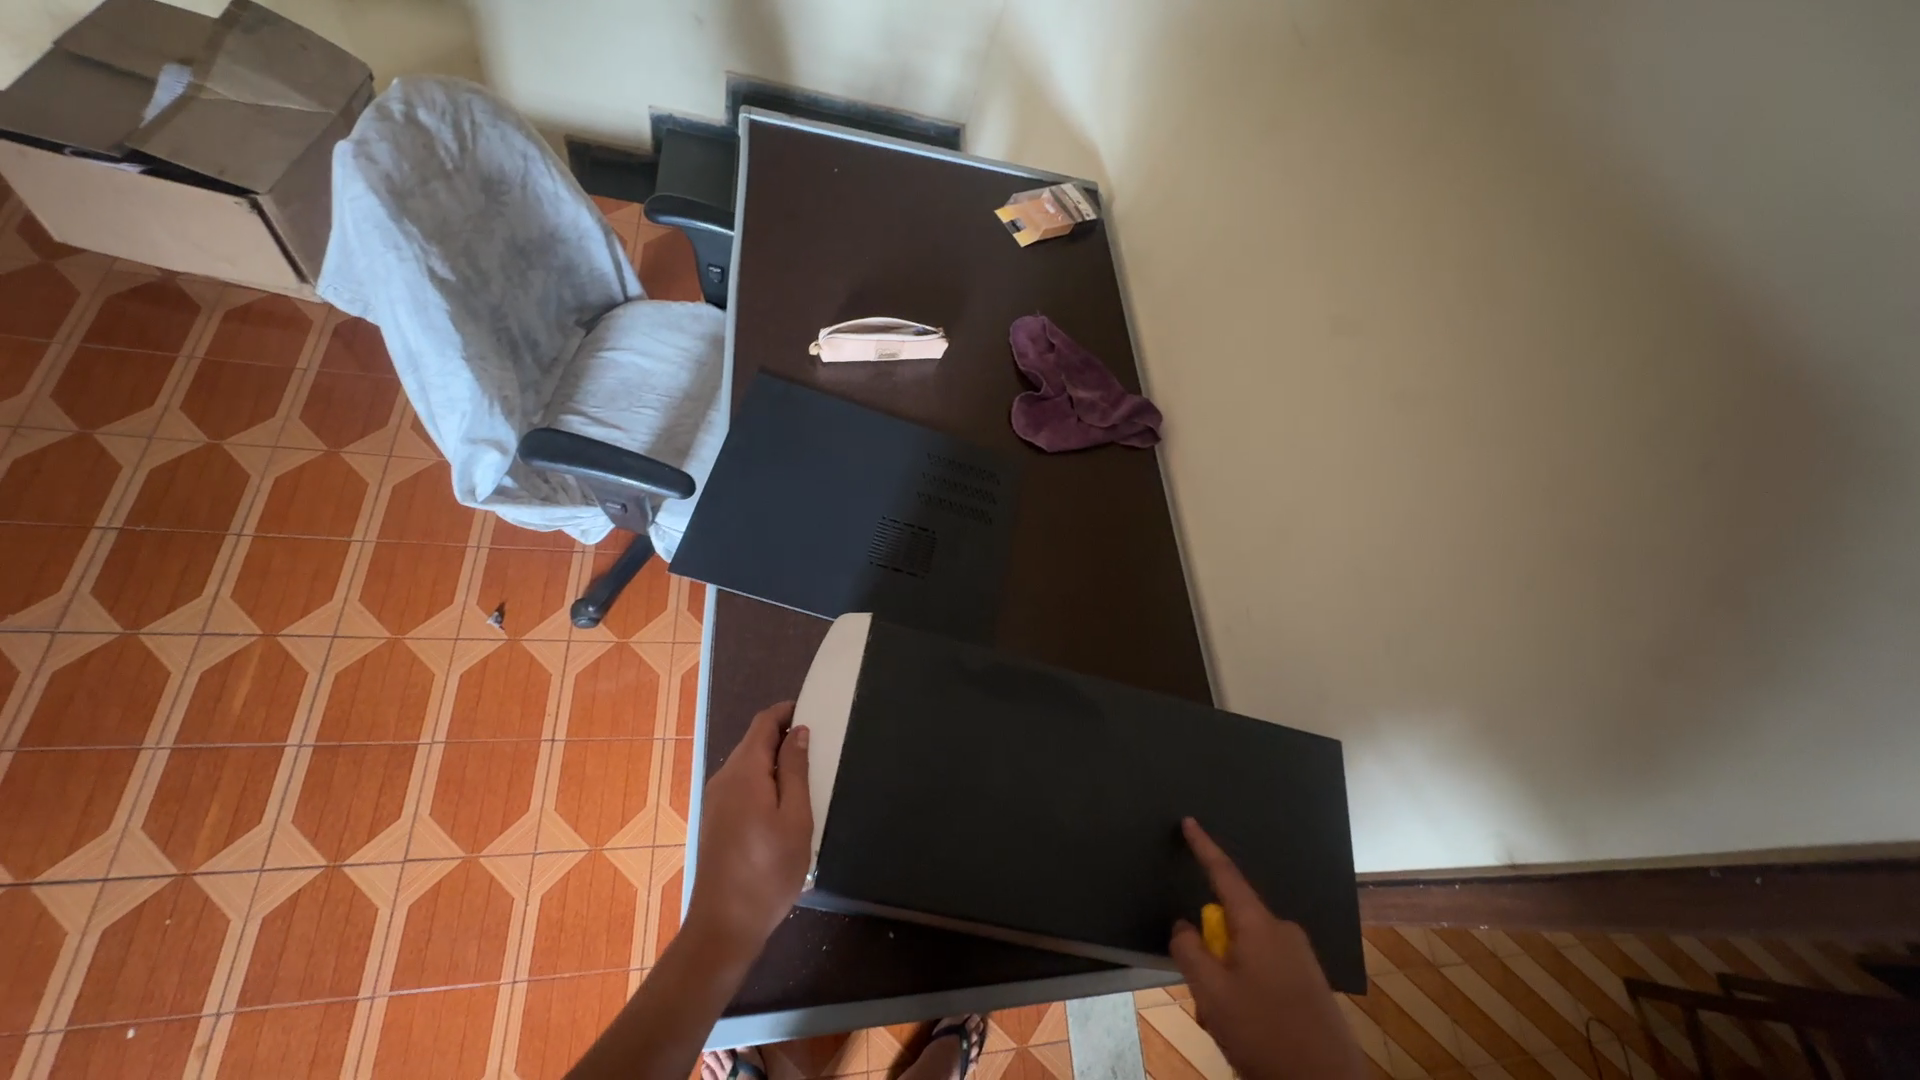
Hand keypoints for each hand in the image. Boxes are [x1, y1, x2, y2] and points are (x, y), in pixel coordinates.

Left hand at [684, 701, 812, 957]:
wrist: (724, 925)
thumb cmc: (768, 872)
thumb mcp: (795, 819)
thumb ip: (796, 771)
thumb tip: (799, 733)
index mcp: (744, 773)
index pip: (763, 724)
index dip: (787, 712)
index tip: (815, 712)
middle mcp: (723, 779)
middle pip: (753, 742)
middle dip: (784, 737)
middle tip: (820, 746)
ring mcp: (715, 800)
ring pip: (747, 764)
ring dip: (775, 761)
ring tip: (808, 775)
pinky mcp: (715, 819)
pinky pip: (741, 785)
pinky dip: (764, 781)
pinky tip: (784, 803)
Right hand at [1169, 818, 1366, 1079]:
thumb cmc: (1265, 1034)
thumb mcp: (1212, 993)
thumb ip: (1189, 951)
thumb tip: (1185, 925)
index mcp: (1260, 927)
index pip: (1225, 875)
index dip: (1204, 848)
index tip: (1190, 822)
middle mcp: (1284, 934)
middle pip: (1231, 927)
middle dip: (1211, 955)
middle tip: (1204, 998)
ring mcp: (1301, 960)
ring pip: (1245, 956)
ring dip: (1227, 981)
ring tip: (1227, 1024)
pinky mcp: (1310, 985)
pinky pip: (1265, 973)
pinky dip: (1247, 993)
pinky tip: (1249, 1030)